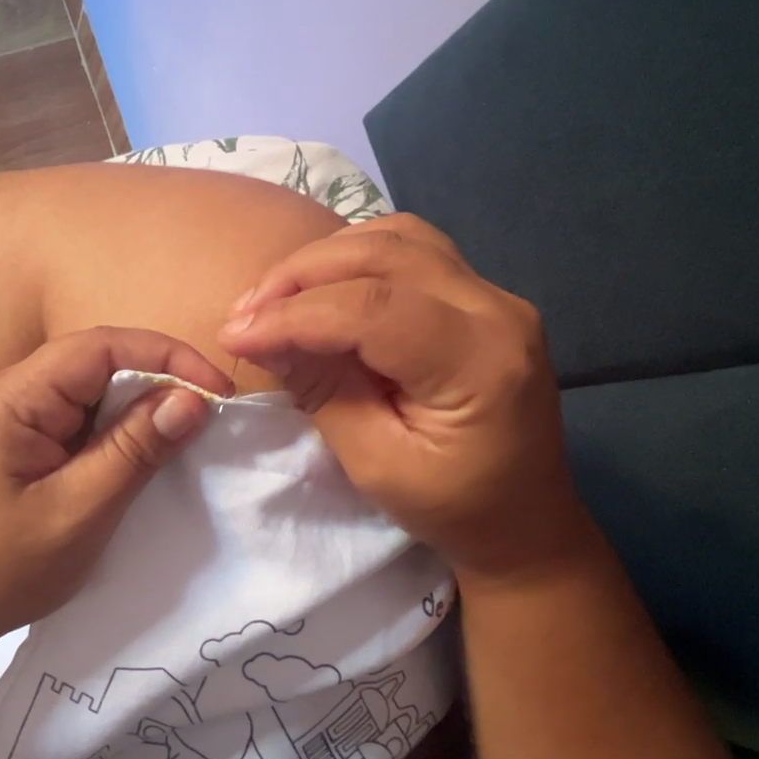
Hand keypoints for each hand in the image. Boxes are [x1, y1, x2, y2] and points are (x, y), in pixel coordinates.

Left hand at [0, 327, 229, 649]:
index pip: (101, 346)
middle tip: (208, 421)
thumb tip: (192, 399)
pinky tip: (138, 460)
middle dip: (157, 383)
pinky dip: (113, 437)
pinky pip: (74, 424)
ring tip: (182, 441)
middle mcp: (8, 394)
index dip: (167, 357)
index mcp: (14, 397)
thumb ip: (134, 451)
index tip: (218, 394)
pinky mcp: (15, 446)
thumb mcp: (77, 512)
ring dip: (136, 412)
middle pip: (95, 363)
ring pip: (88, 394)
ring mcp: (9, 420)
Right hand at [217, 214, 591, 579]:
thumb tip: (263, 338)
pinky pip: (414, 252)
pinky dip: (357, 259)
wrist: (523, 520)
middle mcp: (497, 309)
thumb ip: (324, 392)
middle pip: (386, 253)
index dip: (294, 315)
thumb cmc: (451, 508)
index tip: (235, 336)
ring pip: (399, 238)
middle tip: (245, 312)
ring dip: (326, 259)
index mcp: (477, 363)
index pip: (373, 308)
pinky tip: (322, 288)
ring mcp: (497, 296)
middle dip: (301, 274)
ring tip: (274, 298)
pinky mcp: (485, 297)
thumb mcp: (375, 464)